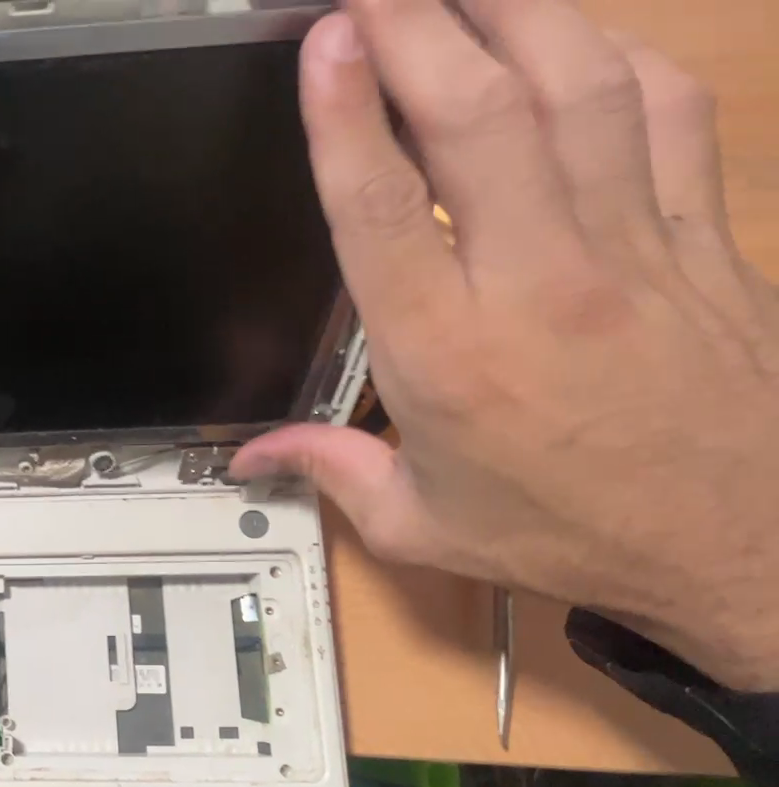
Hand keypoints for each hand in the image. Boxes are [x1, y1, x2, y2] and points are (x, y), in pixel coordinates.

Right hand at [232, 0, 778, 688]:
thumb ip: (325, 470)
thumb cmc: (560, 533)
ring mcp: (630, 248)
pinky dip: (618, 57)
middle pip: (481, 122)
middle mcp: (536, 282)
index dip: (348, 121)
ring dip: (516, 15)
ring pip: (579, 94)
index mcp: (446, 356)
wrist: (741, 543)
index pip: (385, 214)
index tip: (324, 44)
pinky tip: (574, 34)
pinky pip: (665, 116)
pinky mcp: (698, 237)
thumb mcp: (415, 524)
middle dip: (421, 30)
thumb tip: (246, 457)